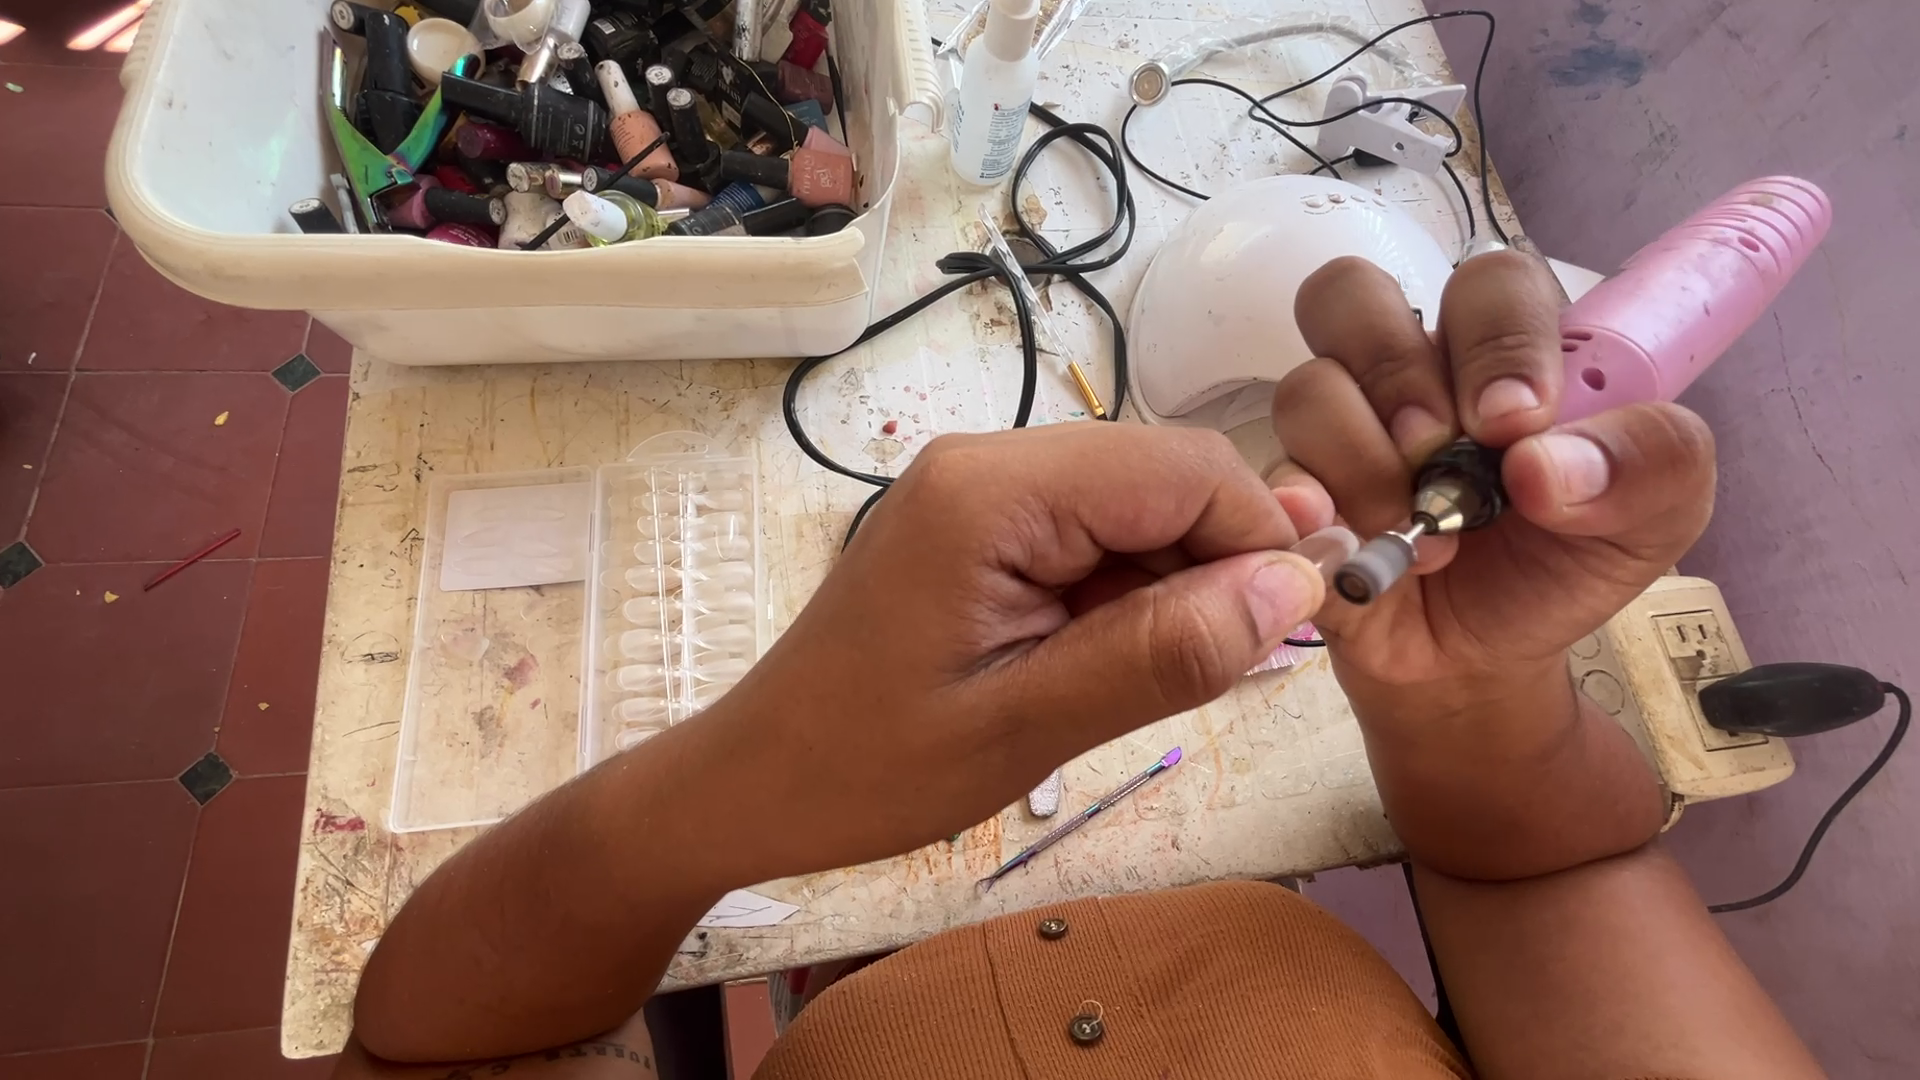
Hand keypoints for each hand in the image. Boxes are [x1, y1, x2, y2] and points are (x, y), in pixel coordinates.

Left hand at [698, 424, 1324, 879]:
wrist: (759, 777)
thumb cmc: (872, 768)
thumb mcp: (1029, 726)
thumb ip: (1164, 653)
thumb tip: (1295, 586)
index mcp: (992, 491)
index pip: (1180, 467)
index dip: (1258, 537)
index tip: (1298, 628)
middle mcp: (986, 462)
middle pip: (1156, 475)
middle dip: (1218, 558)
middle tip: (1246, 658)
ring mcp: (976, 489)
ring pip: (1128, 505)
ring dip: (1173, 578)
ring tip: (1171, 667)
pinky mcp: (974, 526)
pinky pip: (1083, 533)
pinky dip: (1124, 587)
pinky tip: (1116, 650)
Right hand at [1269, 251, 1716, 728]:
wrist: (1468, 659)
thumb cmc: (1553, 571)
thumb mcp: (1649, 521)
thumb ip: (1648, 464)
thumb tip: (1541, 462)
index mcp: (1492, 356)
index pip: (1484, 282)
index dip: (1493, 338)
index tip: (1512, 424)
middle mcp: (1398, 376)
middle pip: (1346, 292)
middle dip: (1393, 370)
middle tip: (1434, 449)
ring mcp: (1331, 431)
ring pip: (1305, 386)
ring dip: (1364, 462)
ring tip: (1417, 535)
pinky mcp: (1289, 492)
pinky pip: (1272, 473)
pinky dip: (1313, 510)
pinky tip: (1355, 553)